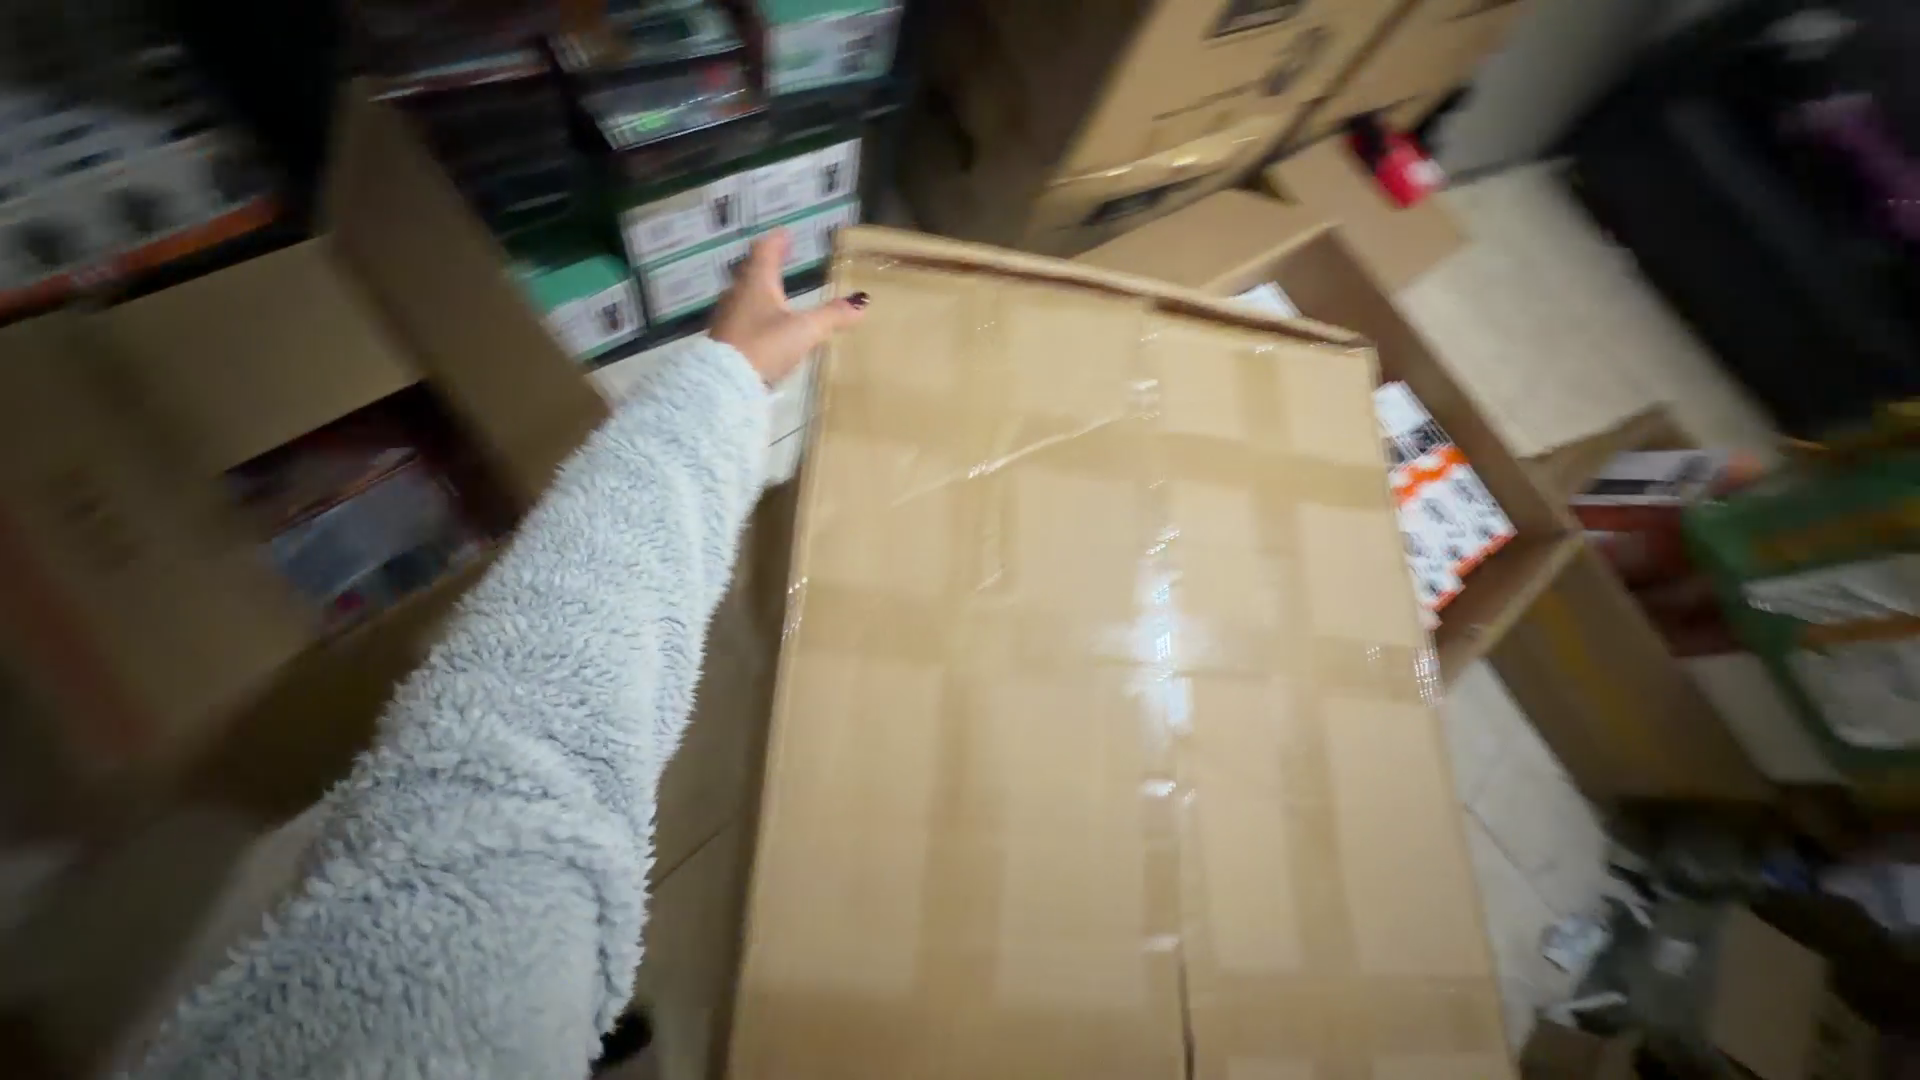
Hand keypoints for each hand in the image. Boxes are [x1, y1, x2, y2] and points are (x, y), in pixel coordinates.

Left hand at [709, 229, 867, 383]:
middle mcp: (737, 294)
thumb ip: (832, 316)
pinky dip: (753, 315)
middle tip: (780, 260)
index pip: (765, 251)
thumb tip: (861, 302)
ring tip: (775, 294)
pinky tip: (762, 328)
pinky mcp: (722, 340)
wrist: (724, 381)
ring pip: (744, 295)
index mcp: (756, 283)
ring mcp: (726, 317)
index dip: (777, 241)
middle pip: (752, 272)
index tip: (786, 234)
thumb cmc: (765, 346)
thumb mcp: (804, 331)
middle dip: (767, 265)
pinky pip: (740, 318)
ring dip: (759, 291)